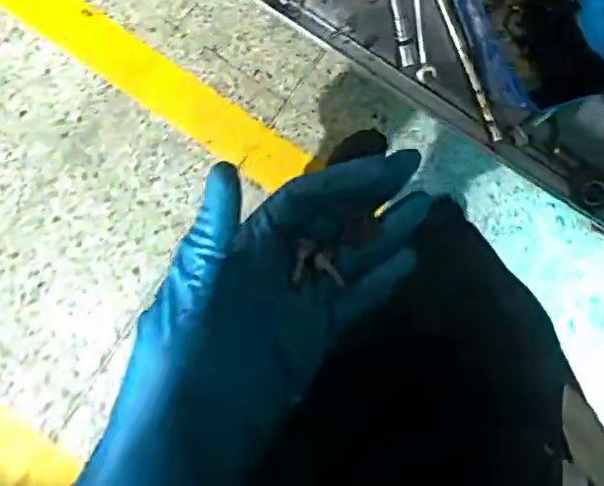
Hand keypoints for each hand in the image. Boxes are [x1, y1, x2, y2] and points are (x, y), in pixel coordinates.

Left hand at [78, 152, 432, 485]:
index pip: (305, 198)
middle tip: (412, 165)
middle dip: (370, 192)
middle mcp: (280, 261)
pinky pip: (352, 300)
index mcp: (250, 242)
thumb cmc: (179, 354)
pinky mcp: (314, 337)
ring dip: (385, 229)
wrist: (187, 437)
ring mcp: (300, 298)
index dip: (342, 179)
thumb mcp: (191, 287)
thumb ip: (213, 230)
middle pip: (332, 218)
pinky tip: (409, 259)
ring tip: (424, 204)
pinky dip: (380, 280)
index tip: (381, 166)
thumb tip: (223, 166)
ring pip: (349, 254)